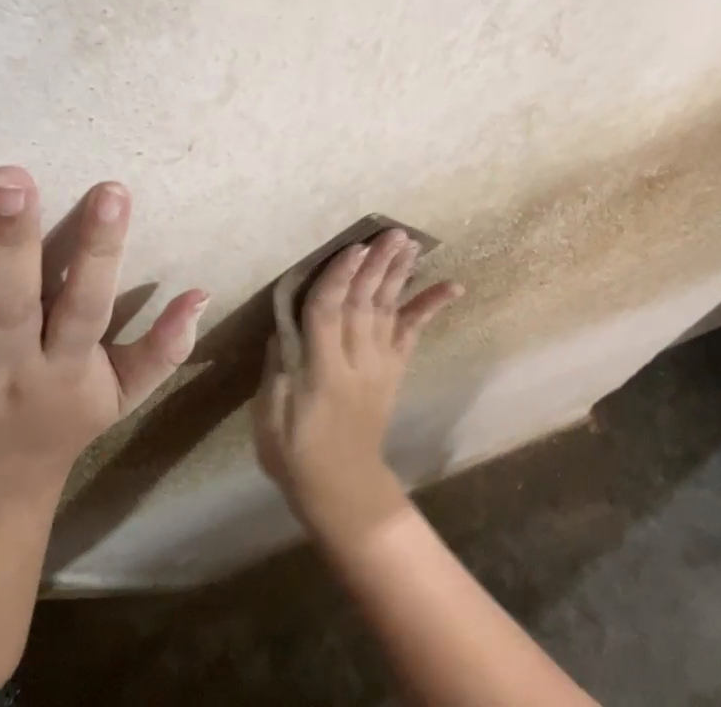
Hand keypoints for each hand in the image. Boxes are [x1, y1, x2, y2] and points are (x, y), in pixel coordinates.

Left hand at [0, 165, 209, 500]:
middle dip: (12, 245)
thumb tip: (201, 293)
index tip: (111, 190)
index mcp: (67, 371)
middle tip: (9, 180)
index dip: (101, 252)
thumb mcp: (124, 394)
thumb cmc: (65, 423)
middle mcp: (11, 376)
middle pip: (12, 309)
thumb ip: (162, 347)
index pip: (88, 306)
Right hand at [253, 228, 459, 540]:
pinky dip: (429, 308)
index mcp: (322, 372)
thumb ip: (276, 373)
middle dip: (377, 266)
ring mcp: (379, 367)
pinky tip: (449, 287)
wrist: (343, 488)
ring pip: (388, 311)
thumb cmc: (295, 454)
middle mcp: (355, 362)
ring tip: (410, 244)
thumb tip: (281, 330)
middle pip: (365, 304)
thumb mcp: (270, 420)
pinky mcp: (393, 372)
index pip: (328, 314)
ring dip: (400, 276)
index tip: (352, 249)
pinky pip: (412, 334)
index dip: (339, 279)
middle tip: (391, 232)